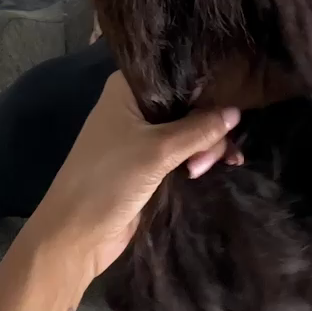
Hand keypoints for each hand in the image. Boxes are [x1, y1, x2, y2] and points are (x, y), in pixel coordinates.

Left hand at [25, 71, 241, 276]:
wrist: (74, 237)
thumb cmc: (108, 180)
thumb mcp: (158, 150)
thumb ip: (199, 128)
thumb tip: (237, 111)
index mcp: (128, 88)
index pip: (175, 73)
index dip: (204, 83)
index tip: (233, 95)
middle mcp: (135, 106)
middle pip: (187, 103)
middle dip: (206, 126)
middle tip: (210, 155)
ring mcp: (141, 135)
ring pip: (188, 129)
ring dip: (204, 147)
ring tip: (202, 171)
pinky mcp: (147, 164)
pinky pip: (182, 152)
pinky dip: (198, 158)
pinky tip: (218, 168)